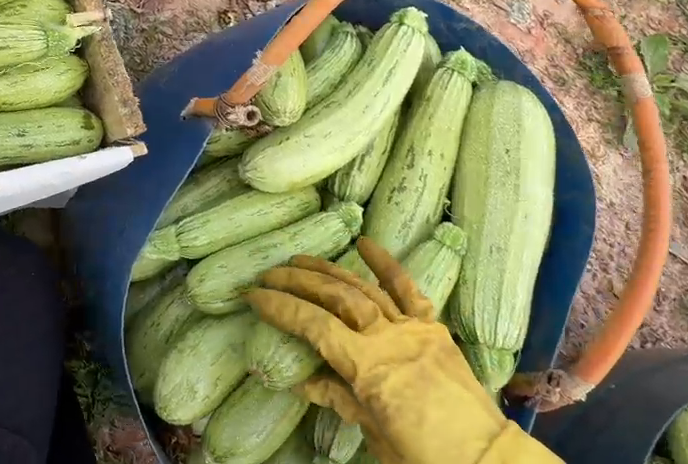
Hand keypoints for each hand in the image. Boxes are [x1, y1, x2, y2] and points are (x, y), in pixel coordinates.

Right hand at [244, 239, 560, 463]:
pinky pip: (409, 291)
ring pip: (362, 288)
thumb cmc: (426, 458)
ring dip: (328, 271)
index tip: (254, 297)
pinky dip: (386, 265)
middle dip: (297, 282)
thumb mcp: (375, 434)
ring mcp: (412, 329)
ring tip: (299, 260)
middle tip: (269, 275)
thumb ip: (340, 399)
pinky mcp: (434, 330)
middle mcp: (387, 337)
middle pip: (334, 296)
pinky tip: (364, 244)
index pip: (313, 325)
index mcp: (368, 366)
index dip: (280, 308)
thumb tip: (302, 381)